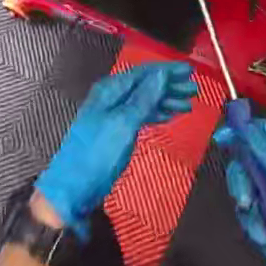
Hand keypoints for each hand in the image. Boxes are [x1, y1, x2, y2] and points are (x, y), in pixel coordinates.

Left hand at [35, 61, 196, 235]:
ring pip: (145, 100)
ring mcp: (112, 115)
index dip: (169, 71)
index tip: (192, 71)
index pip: (144, 72)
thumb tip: (161, 73)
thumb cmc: (97, 156)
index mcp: (110, 90)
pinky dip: (156, 114)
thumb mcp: (123, 125)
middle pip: (146, 85)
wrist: (70, 194)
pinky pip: (140, 115)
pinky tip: (170, 116)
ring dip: (166, 100)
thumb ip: (144, 98)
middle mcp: (111, 98)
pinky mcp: (115, 132)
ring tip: (188, 104)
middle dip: (170, 86)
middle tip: (194, 90)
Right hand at [216, 118, 265, 265]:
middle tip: (247, 204)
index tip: (221, 140)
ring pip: (247, 193)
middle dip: (244, 186)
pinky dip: (258, 234)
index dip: (243, 133)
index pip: (265, 133)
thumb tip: (249, 126)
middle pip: (249, 164)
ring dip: (252, 218)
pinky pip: (251, 219)